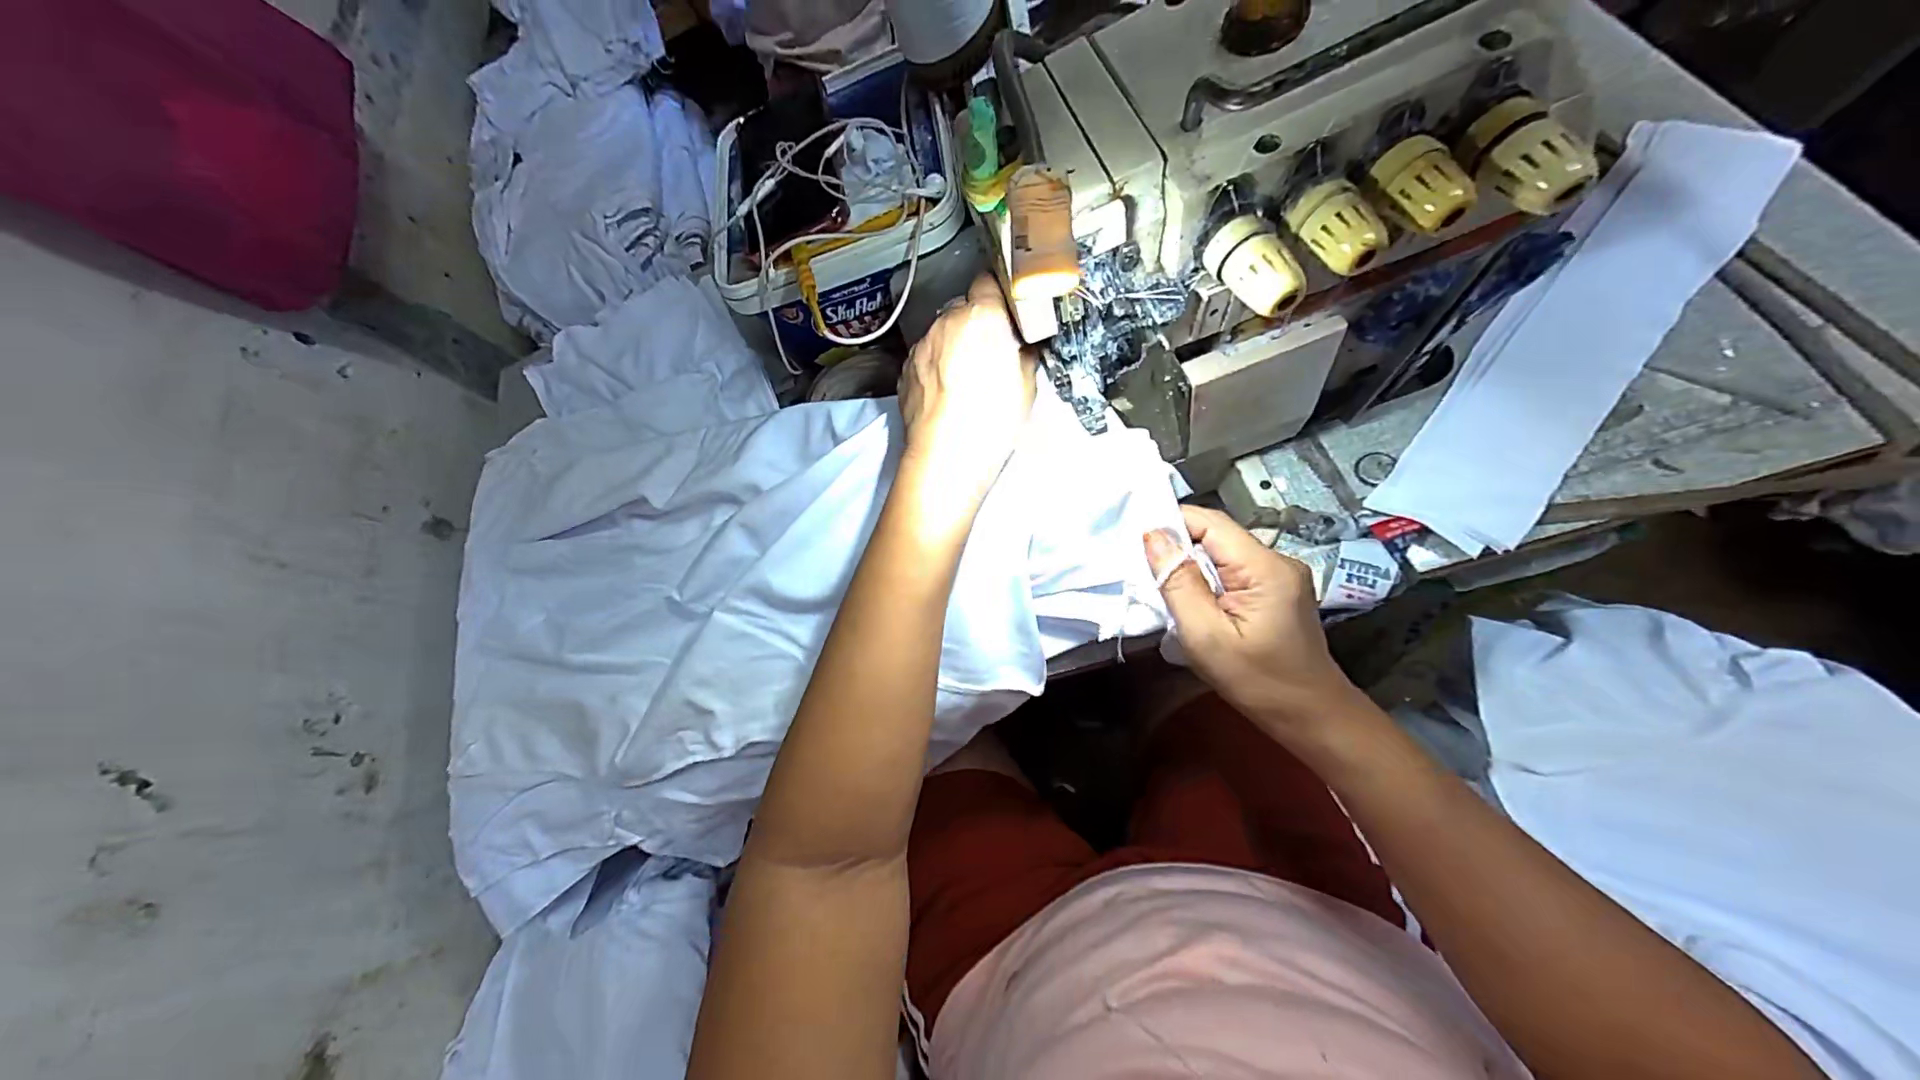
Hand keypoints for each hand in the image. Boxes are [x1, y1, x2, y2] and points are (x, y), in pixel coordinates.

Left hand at [897, 274, 1036, 496]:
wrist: (946, 458)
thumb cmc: (988, 423)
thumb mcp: (1026, 386)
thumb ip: (1025, 354)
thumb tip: (1025, 346)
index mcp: (981, 317)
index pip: (989, 282)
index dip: (999, 294)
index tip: (1007, 307)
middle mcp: (946, 322)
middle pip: (964, 309)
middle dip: (977, 325)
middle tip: (992, 352)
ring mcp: (922, 346)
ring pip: (942, 333)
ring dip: (954, 346)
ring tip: (968, 380)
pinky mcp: (906, 369)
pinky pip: (926, 357)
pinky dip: (937, 367)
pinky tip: (949, 393)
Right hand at [1143, 506, 1365, 742]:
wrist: (1311, 716)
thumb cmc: (1258, 682)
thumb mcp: (1206, 637)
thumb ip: (1178, 582)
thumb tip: (1153, 536)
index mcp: (1265, 567)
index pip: (1209, 522)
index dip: (1170, 525)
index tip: (1138, 546)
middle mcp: (1277, 560)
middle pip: (1215, 534)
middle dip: (1177, 548)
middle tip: (1145, 572)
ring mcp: (1280, 574)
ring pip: (1221, 552)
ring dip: (1190, 566)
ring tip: (1166, 589)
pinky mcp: (1276, 588)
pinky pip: (1232, 569)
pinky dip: (1207, 579)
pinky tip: (1194, 602)